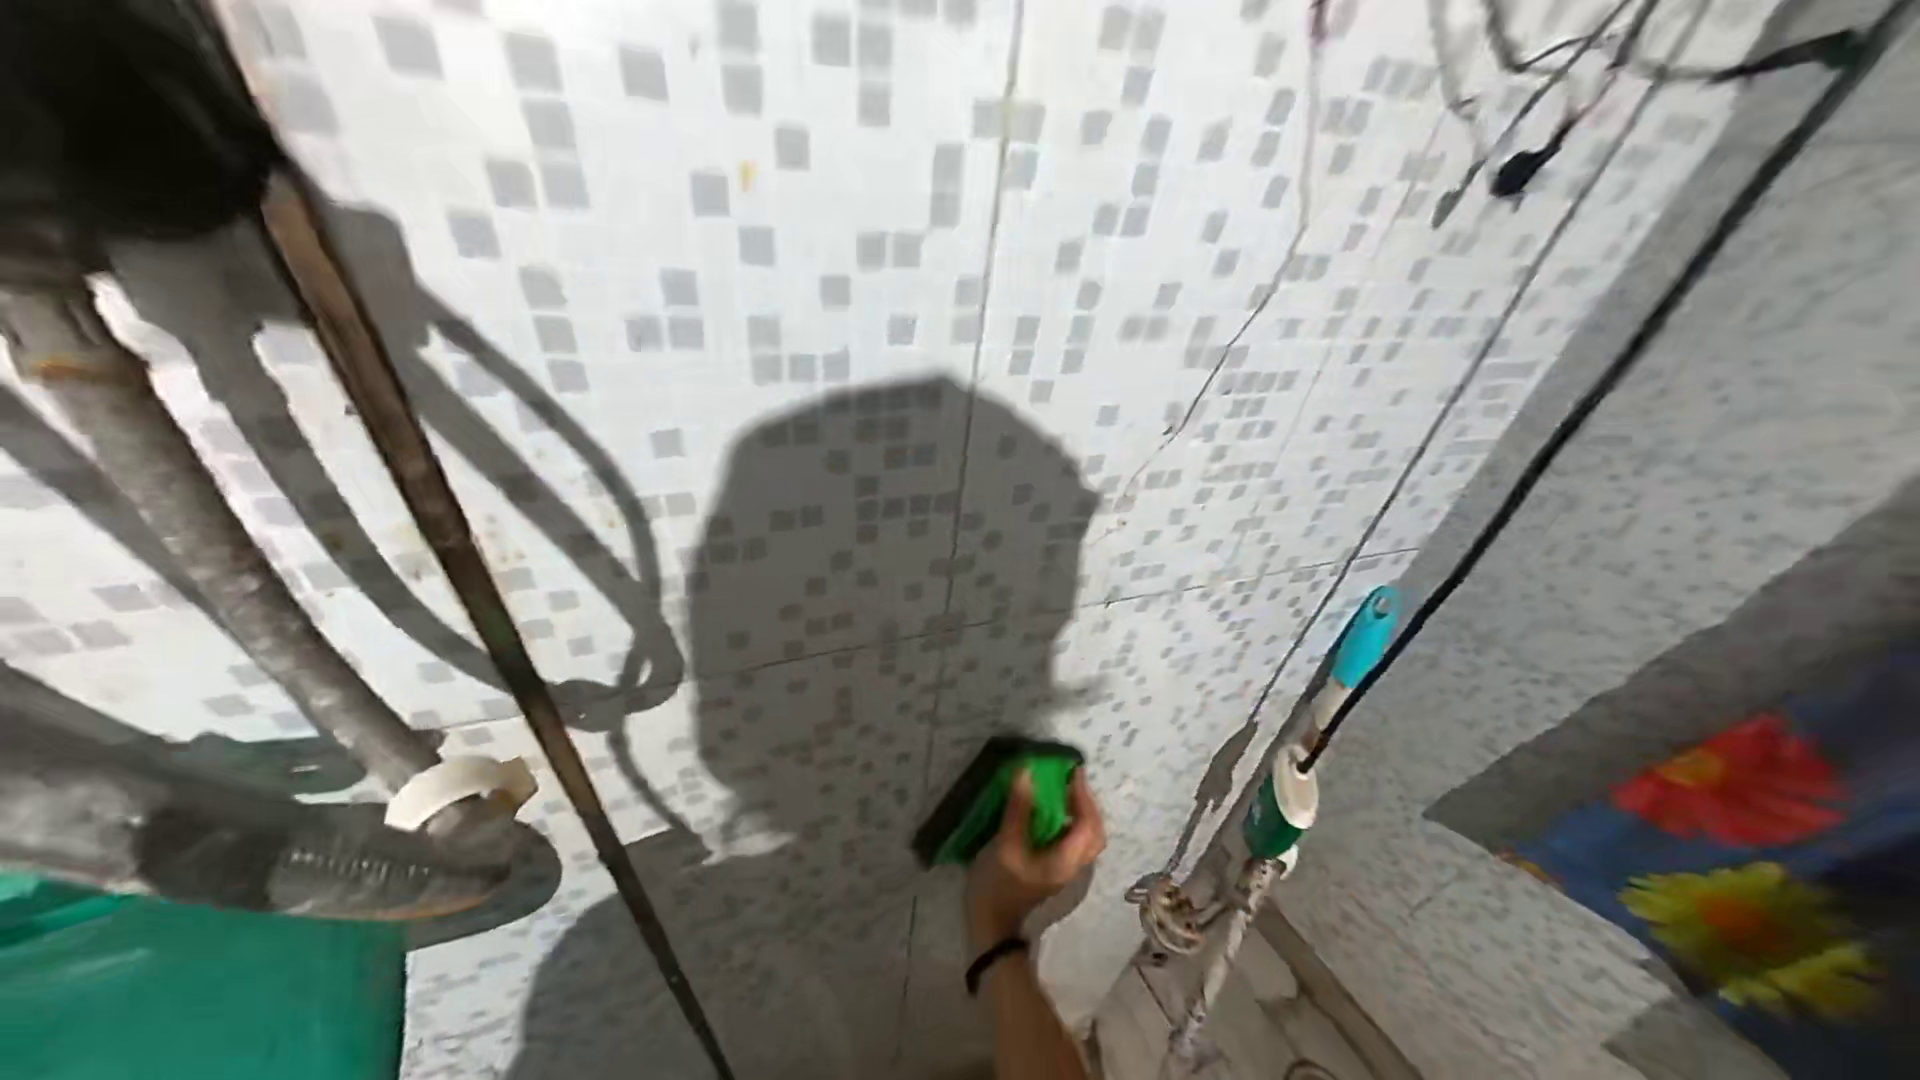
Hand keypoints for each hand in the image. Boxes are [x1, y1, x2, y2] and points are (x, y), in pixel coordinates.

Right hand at [965, 769, 1105, 950]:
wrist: (990, 926)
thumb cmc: (997, 885)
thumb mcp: (1005, 844)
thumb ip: (1019, 808)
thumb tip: (1028, 772)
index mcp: (1066, 861)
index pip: (1088, 825)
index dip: (1083, 796)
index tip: (1073, 771)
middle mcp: (1073, 866)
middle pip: (1094, 831)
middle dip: (1086, 803)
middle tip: (1070, 779)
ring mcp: (1064, 869)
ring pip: (1084, 836)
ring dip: (1079, 811)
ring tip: (1061, 789)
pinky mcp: (1053, 868)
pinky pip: (1071, 840)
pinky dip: (1068, 821)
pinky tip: (1050, 810)